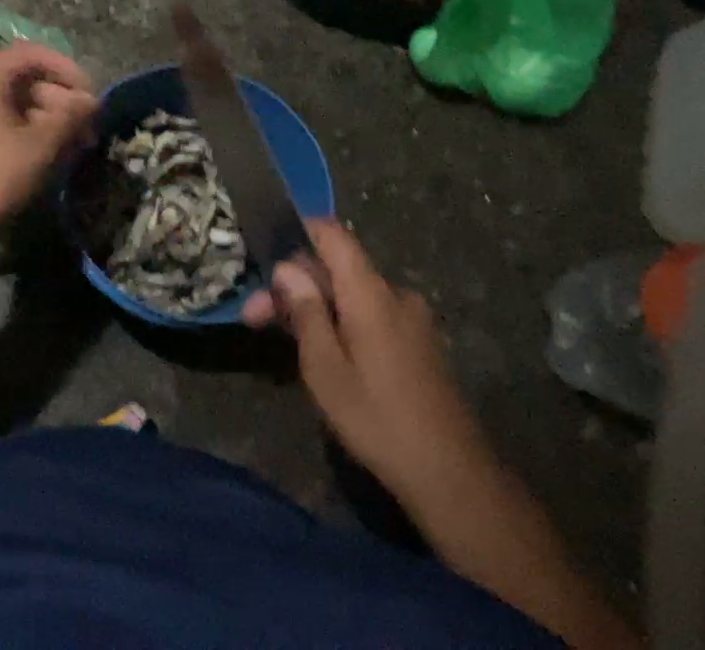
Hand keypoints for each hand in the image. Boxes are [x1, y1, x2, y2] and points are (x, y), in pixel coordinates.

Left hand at [0, 41, 96, 247]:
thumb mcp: (39, 146)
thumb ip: (69, 117)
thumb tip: (91, 101)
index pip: (30, 53)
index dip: (65, 68)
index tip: (89, 94)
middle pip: (24, 79)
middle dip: (61, 99)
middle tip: (88, 128)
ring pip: (16, 103)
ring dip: (49, 118)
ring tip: (76, 144)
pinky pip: (3, 121)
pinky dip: (30, 130)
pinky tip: (52, 153)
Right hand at [243, 220, 493, 503]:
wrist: (450, 473)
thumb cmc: (376, 418)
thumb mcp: (324, 367)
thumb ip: (305, 312)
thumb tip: (287, 269)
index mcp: (372, 295)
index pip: (334, 236)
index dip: (299, 231)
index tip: (263, 247)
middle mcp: (396, 296)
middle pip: (337, 269)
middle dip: (293, 285)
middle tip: (254, 318)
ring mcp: (411, 320)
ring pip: (351, 295)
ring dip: (313, 307)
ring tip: (280, 338)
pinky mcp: (417, 343)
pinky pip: (370, 314)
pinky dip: (338, 322)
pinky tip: (318, 351)